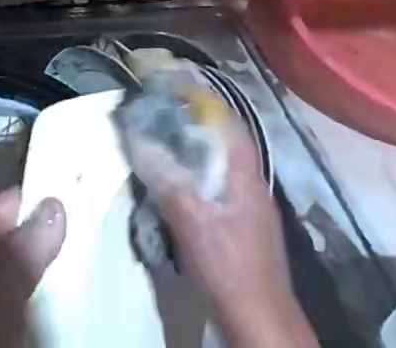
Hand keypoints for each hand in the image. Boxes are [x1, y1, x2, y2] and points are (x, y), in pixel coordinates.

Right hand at [146, 114, 318, 347]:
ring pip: (216, 156)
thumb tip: (134, 131)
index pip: (223, 116)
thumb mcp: (189, 217)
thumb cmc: (229, 266)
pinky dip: (191, 163)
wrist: (261, 324)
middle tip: (156, 97)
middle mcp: (248, 180)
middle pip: (220, 133)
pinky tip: (171, 171)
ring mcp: (246, 203)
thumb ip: (163, 173)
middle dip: (190, 111)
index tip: (169, 73)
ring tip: (158, 126)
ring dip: (190, 137)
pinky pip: (211, 176)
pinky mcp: (238, 222)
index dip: (198, 92)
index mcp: (243, 172)